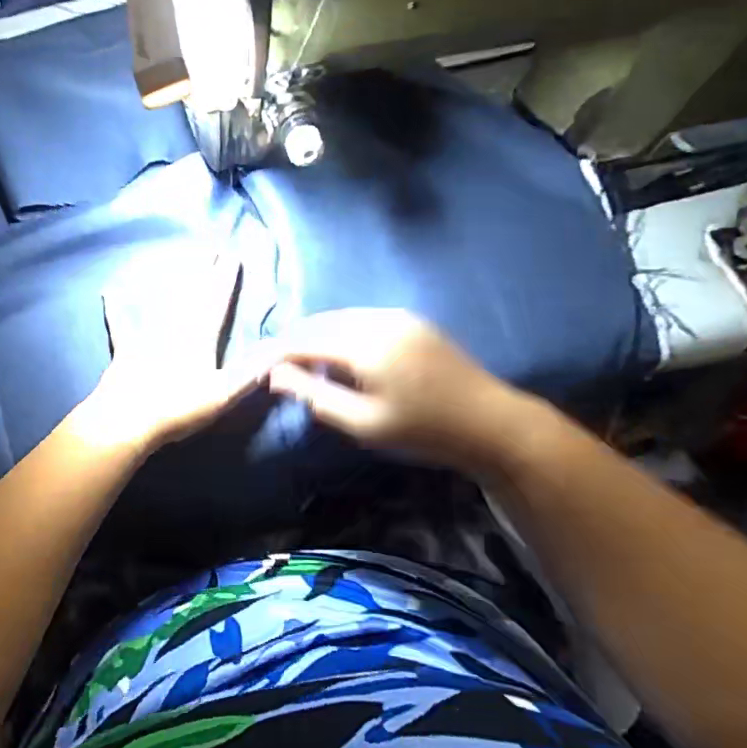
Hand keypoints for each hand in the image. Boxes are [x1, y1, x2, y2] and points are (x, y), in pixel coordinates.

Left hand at [69, 253, 270, 450]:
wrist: (126, 422)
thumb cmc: (178, 408)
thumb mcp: (223, 394)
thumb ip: (251, 371)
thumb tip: (280, 349)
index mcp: (200, 338)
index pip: (217, 302)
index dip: (226, 279)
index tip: (232, 256)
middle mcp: (174, 328)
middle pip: (191, 294)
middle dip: (203, 271)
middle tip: (209, 249)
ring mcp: (147, 336)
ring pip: (160, 300)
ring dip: (169, 279)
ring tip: (176, 258)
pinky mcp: (124, 349)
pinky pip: (121, 323)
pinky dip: (117, 307)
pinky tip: (110, 292)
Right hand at [267, 309, 540, 475]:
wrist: (490, 423)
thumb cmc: (423, 430)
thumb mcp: (363, 423)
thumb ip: (316, 396)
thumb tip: (275, 375)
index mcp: (366, 344)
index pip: (304, 340)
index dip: (276, 353)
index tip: (256, 370)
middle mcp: (380, 319)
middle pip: (321, 322)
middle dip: (294, 341)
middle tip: (274, 367)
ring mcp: (400, 317)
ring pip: (342, 318)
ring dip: (318, 336)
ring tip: (303, 364)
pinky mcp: (414, 322)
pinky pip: (364, 319)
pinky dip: (342, 333)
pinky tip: (341, 357)